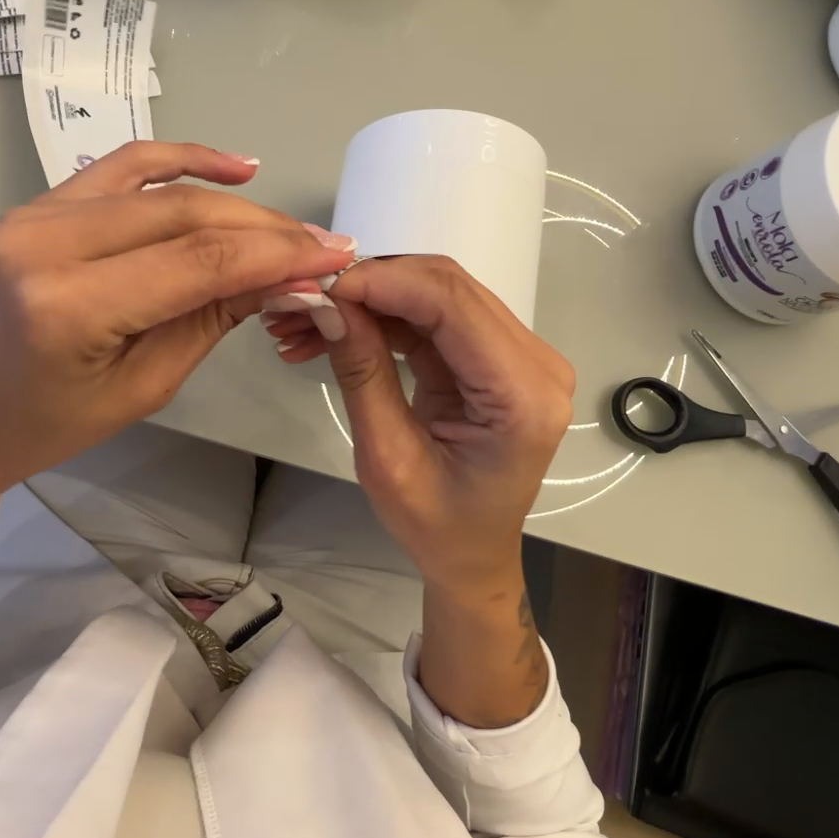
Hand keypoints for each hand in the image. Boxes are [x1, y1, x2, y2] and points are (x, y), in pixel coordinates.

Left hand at [0, 142, 355, 552]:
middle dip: (262, 228)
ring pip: (157, 185)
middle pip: (182, 214)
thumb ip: (214, 318)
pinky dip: (179, 162)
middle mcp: (45, 243)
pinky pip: (120, 170)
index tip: (335, 254)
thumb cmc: (51, 425)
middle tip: (320, 245)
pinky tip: (231, 167)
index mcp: (69, 308)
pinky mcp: (37, 205)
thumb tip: (290, 278)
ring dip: (230, 198)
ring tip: (285, 221)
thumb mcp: (145, 385)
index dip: (275, 253)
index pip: (196, 261)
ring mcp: (34, 214)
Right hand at [262, 256, 575, 725]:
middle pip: (448, 289)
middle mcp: (535, 363)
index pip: (452, 306)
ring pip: (438, 295)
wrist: (471, 555)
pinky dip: (385, 318)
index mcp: (522, 396)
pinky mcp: (496, 357)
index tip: (319, 287)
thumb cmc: (436, 526)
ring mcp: (520, 356)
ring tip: (307, 322)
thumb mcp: (387, 458)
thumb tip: (326, 305)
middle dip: (371, 286)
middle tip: (303, 303)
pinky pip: (436, 318)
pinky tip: (337, 331)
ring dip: (371, 300)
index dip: (383, 283)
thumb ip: (363, 374)